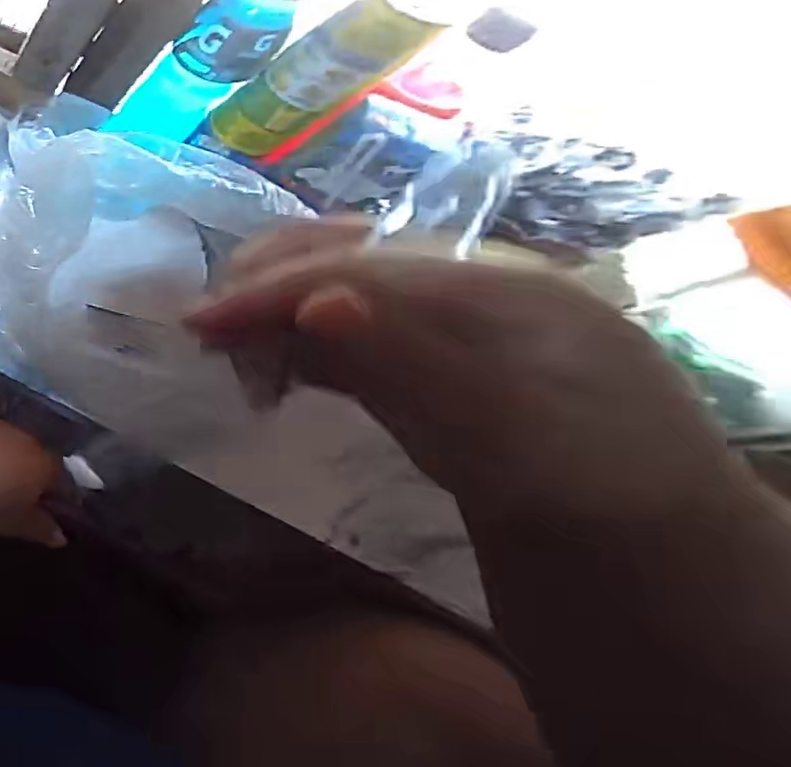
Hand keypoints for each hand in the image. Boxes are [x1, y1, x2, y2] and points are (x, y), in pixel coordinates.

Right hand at [183, 221, 736, 525]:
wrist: (651, 586)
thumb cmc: (596, 510)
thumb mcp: (510, 442)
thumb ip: (410, 362)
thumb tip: (315, 301)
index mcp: (505, 287)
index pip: (360, 266)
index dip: (272, 289)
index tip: (197, 322)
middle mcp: (469, 290)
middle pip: (340, 262)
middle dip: (264, 291)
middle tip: (204, 334)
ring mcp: (442, 327)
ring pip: (329, 296)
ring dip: (270, 320)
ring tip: (229, 358)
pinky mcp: (419, 365)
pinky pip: (338, 339)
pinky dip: (292, 350)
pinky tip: (266, 376)